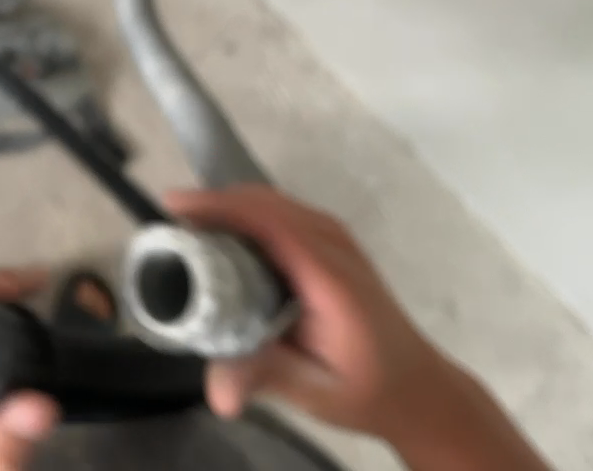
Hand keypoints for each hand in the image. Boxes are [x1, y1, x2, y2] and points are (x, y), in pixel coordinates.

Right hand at [167, 187, 549, 470]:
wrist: (420, 389)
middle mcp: (334, 244)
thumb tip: (216, 393)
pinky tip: (224, 232)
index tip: (175, 206)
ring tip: (190, 226)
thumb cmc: (367, 390)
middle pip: (264, 201)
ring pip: (270, 199)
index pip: (270, 222)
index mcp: (330, 277)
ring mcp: (335, 236)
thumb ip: (263, 379)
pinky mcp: (330, 237)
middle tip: (173, 223)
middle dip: (214, 202)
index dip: (220, 206)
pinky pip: (279, 208)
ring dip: (228, 203)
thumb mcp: (314, 391)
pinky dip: (245, 210)